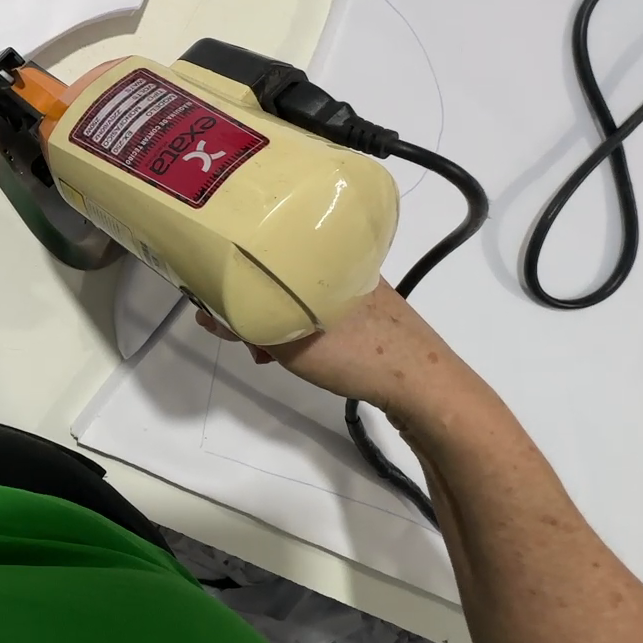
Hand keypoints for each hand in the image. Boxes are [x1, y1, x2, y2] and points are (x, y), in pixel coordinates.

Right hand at [197, 282, 473, 422]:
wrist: (432, 393)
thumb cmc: (360, 356)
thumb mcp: (289, 340)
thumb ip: (245, 323)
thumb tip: (210, 311)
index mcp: (327, 259)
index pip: (266, 249)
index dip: (233, 268)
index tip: (214, 292)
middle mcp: (342, 270)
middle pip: (278, 275)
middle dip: (248, 301)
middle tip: (235, 332)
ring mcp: (358, 296)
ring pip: (296, 298)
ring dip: (269, 319)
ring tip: (261, 350)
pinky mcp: (369, 321)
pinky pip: (315, 314)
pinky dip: (293, 329)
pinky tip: (287, 355)